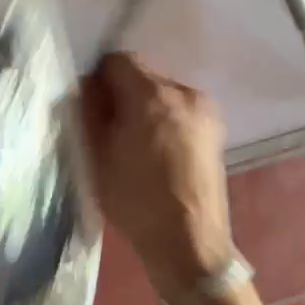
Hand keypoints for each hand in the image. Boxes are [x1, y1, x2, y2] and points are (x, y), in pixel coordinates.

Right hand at [80, 52, 237, 299]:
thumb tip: (88, 87)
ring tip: (133, 145)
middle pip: (142, 75)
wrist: (189, 244)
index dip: (98, 79)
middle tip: (108, 129)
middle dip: (122, 94)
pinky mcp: (215, 130)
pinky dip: (162, 120)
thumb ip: (90, 112)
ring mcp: (205, 111)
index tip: (90, 107)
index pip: (118, 60)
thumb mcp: (98, 156)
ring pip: (161, 93)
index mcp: (152, 95)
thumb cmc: (136, 201)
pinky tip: (155, 153)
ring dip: (143, 108)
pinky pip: (178, 110)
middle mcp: (184, 93)